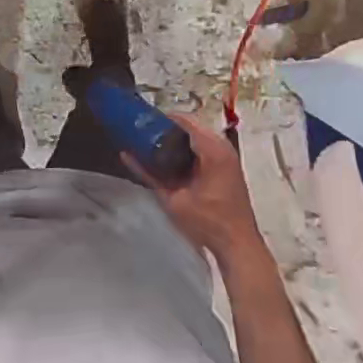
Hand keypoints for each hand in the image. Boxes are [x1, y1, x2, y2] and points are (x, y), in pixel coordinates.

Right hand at [129, 114, 262, 259]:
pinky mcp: (228, 166)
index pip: (183, 120)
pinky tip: (171, 157)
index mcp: (211, 149)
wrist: (237, 245)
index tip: (141, 121)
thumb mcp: (171, 198)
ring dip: (177, 138)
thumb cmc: (206, 221)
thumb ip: (147, 174)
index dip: (161, 118)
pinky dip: (188, 148)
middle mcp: (221, 147)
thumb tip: (125, 154)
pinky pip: (204, 147)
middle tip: (143, 133)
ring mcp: (227, 156)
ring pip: (197, 136)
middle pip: (190, 126)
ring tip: (153, 144)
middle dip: (167, 128)